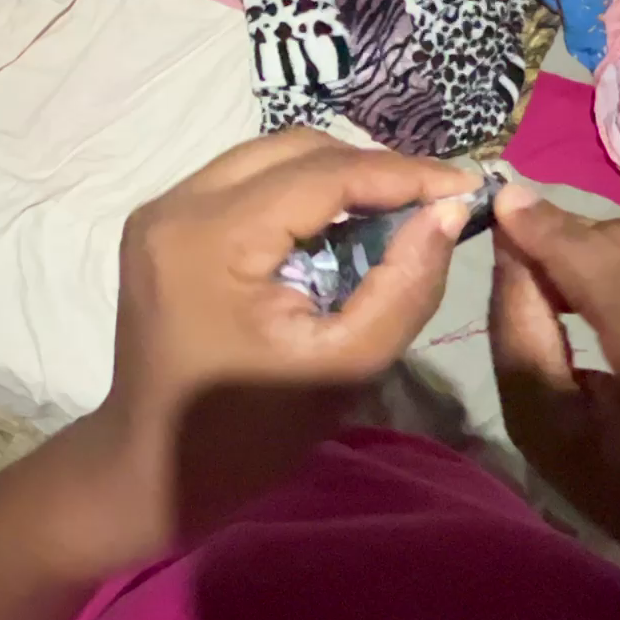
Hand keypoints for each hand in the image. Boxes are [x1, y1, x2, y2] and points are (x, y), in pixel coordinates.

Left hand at [104, 128, 478, 537]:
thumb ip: (403, 286)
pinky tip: (333, 226)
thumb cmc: (249, 435)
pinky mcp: (162, 223)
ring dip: (335, 176)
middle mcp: (176, 204)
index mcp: (211, 238)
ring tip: (390, 212)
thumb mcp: (343, 368)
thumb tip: (447, 211)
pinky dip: (298, 193)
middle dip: (370, 169)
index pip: (323, 174)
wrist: (153, 469)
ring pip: (269, 157)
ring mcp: (161, 210)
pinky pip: (245, 181)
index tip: (466, 183)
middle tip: (429, 203)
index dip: (403, 173)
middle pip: (294, 149)